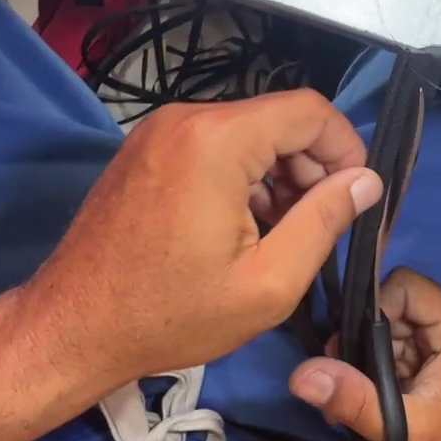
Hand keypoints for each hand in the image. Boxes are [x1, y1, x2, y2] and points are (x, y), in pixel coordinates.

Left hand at [13, 90, 382, 401]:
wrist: (73, 329)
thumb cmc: (170, 314)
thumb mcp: (268, 282)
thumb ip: (325, 221)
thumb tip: (367, 182)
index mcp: (217, 140)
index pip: (311, 111)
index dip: (346, 149)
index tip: (354, 197)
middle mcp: (186, 118)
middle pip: (280, 120)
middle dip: (311, 169)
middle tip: (315, 227)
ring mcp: (160, 131)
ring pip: (250, 133)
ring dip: (279, 177)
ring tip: (278, 236)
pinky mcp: (147, 149)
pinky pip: (217, 145)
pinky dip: (244, 177)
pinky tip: (243, 228)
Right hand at [288, 269, 440, 440]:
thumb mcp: (402, 432)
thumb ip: (354, 400)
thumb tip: (300, 375)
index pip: (405, 286)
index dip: (373, 311)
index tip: (354, 353)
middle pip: (392, 303)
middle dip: (363, 338)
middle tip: (342, 377)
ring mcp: (440, 342)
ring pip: (385, 325)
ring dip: (363, 358)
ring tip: (348, 397)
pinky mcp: (428, 360)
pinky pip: (389, 346)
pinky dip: (370, 370)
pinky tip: (360, 399)